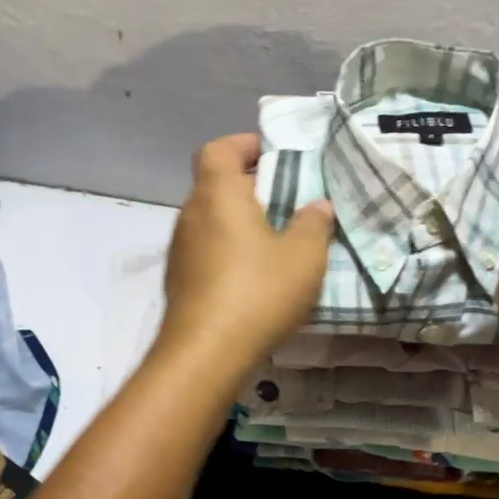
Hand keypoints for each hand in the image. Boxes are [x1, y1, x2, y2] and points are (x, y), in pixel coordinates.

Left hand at [157, 134, 334, 370]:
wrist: (207, 353)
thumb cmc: (258, 291)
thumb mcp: (304, 256)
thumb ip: (314, 224)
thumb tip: (318, 206)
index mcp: (217, 193)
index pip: (220, 149)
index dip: (244, 144)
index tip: (272, 153)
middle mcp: (190, 214)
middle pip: (215, 186)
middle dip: (250, 188)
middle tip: (287, 201)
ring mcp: (180, 251)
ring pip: (211, 222)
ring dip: (239, 224)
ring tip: (276, 242)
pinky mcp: (179, 283)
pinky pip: (207, 254)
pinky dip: (228, 254)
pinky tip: (255, 279)